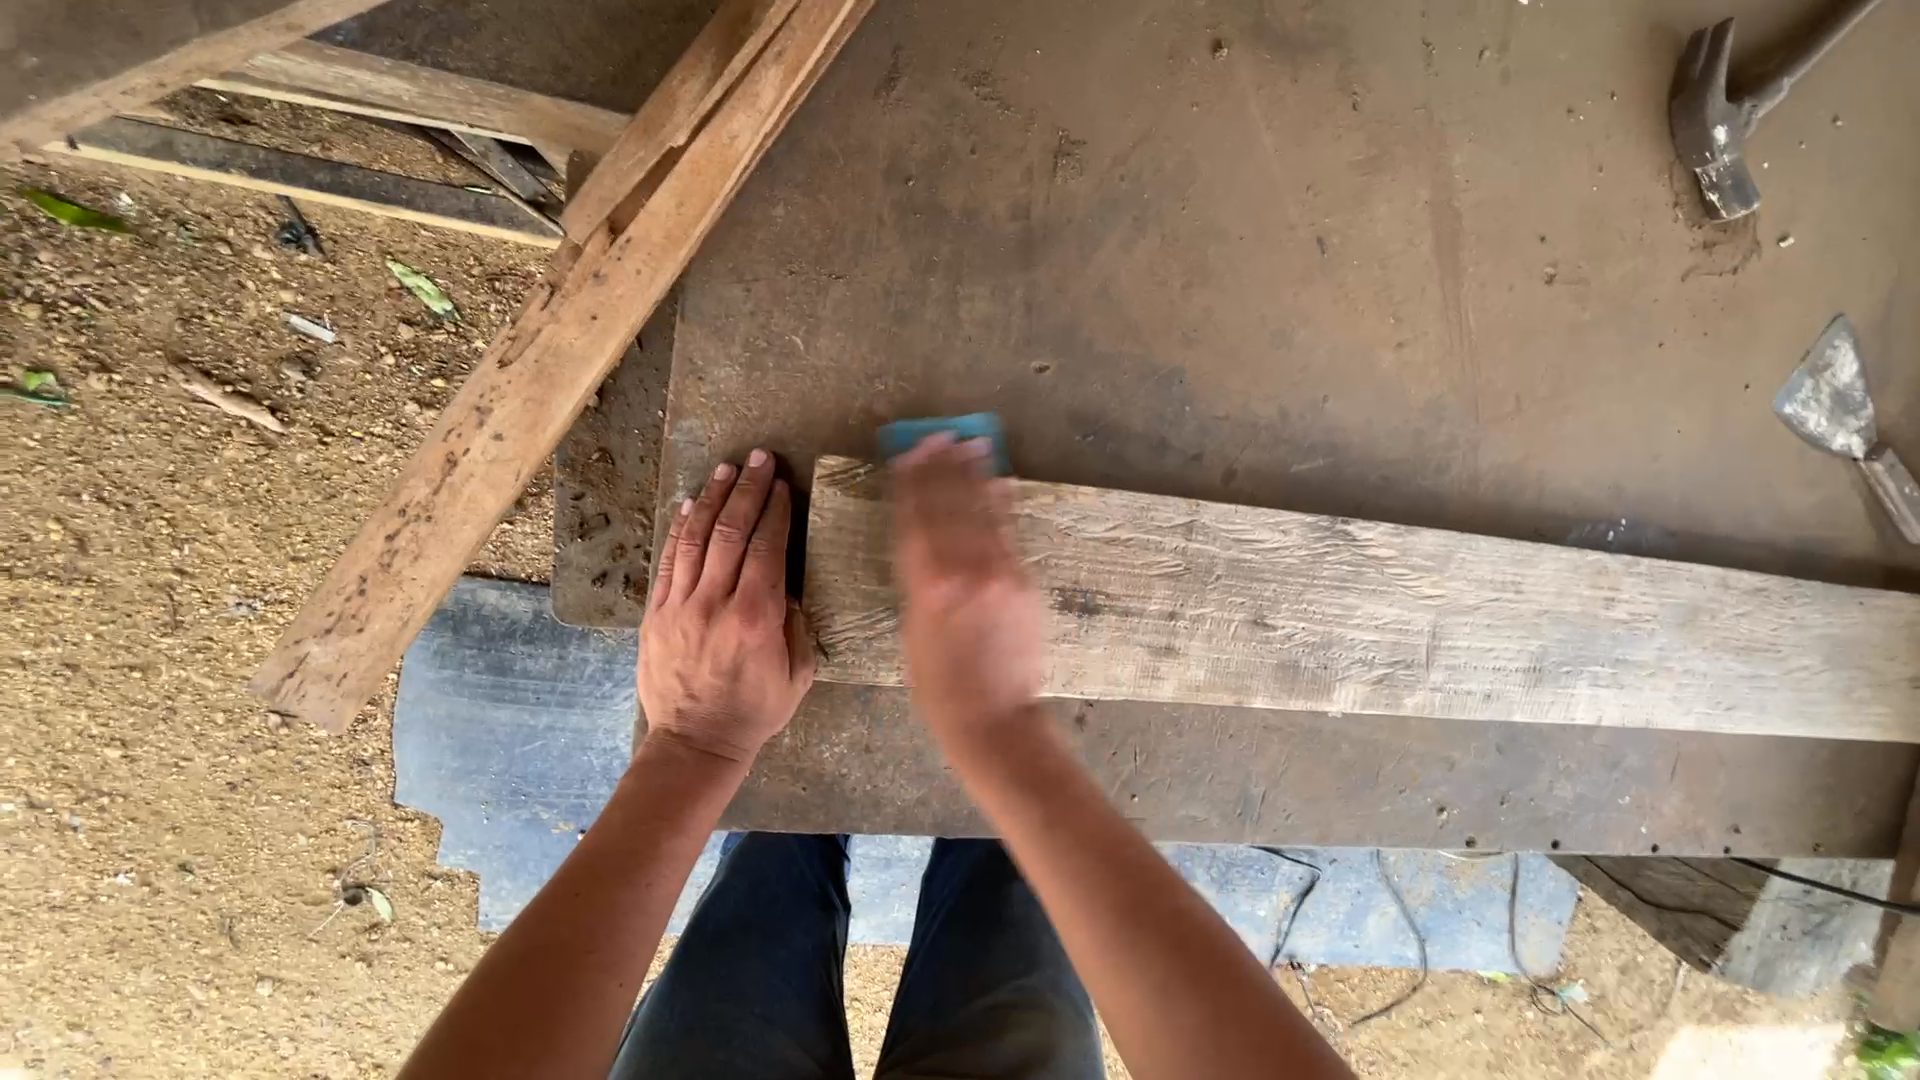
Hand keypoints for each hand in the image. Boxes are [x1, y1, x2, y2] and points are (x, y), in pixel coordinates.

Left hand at [639, 449, 815, 762]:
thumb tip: (788, 584)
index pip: (769, 549)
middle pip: (732, 532)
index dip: (777, 512)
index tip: (784, 485)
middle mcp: (717, 603)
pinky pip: (669, 561)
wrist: (695, 742)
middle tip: (760, 459)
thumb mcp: (798, 674)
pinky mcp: (656, 613)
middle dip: (749, 491)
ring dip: (714, 498)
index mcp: (757, 618)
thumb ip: (796, 625)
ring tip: (727, 469)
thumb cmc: (756, 710)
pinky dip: (680, 529)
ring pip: (696, 538)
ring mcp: (680, 605)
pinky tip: (691, 503)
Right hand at [892, 434, 1043, 743]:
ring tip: (970, 443)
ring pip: (983, 512)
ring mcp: (1000, 572)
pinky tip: (999, 481)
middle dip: (942, 467)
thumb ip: (918, 581)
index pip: (916, 518)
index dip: (912, 482)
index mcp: (926, 585)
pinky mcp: (1024, 581)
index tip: (908, 453)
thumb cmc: (939, 685)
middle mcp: (964, 569)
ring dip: (975, 475)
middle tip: (938, 436)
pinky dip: (1003, 503)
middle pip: (950, 506)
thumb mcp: (911, 630)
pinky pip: (1011, 532)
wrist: (995, 716)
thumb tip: (923, 542)